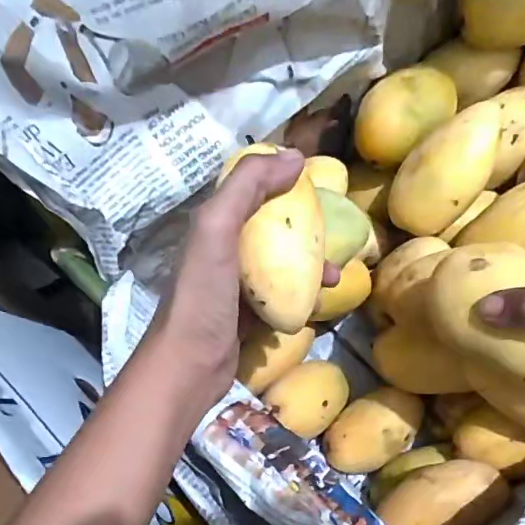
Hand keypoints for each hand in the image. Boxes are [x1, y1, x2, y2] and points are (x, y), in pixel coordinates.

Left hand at [148, 148, 336, 403]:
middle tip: (333, 239)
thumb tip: (295, 157)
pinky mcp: (246, 316)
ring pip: (279, 264)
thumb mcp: (217, 229)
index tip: (317, 187)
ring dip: (309, 266)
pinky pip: (279, 297)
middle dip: (305, 230)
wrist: (189, 366)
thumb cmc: (203, 297)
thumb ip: (248, 187)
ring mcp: (234, 286)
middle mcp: (221, 250)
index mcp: (211, 225)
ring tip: (334, 277)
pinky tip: (317, 304)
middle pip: (270, 228)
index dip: (281, 182)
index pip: (250, 190)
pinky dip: (301, 296)